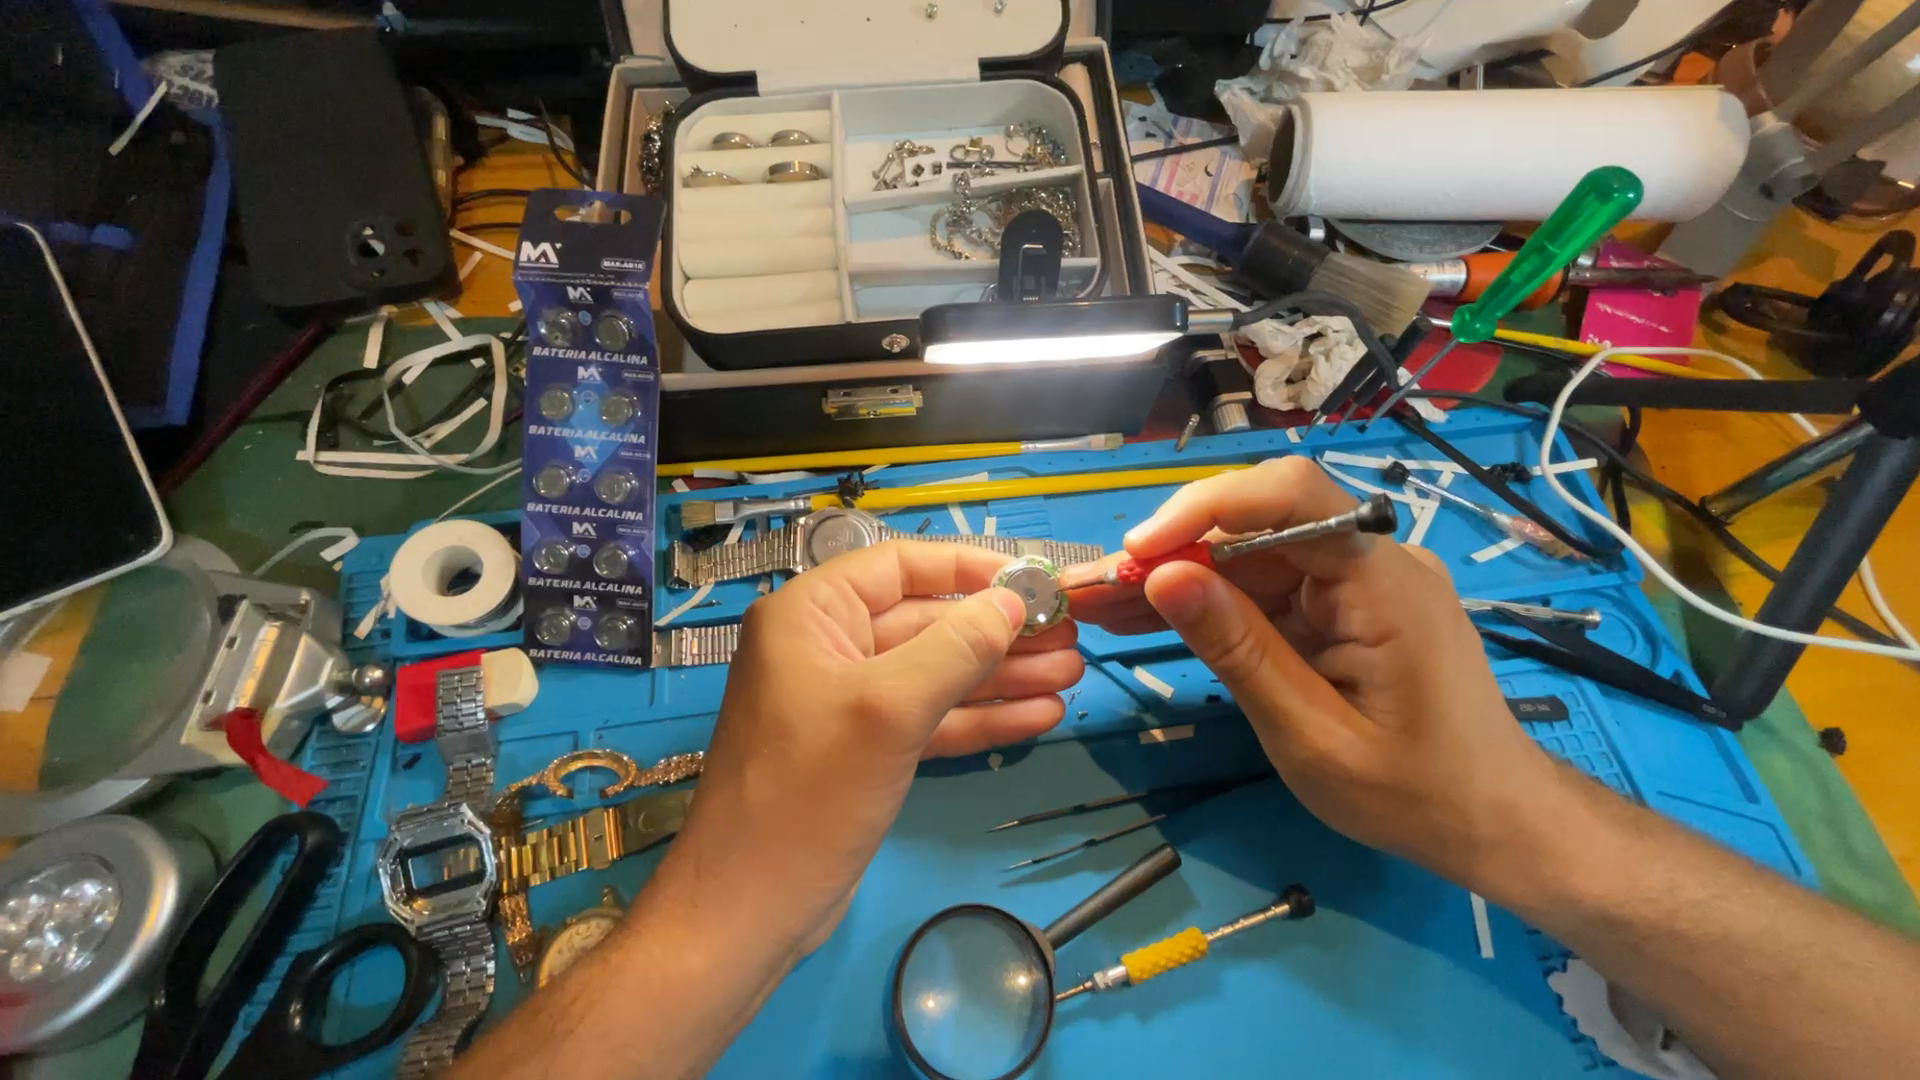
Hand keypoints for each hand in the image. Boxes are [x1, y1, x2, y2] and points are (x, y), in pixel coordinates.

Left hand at [655, 541, 1083, 952]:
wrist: (751, 910)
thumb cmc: (810, 791)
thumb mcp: (888, 709)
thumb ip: (955, 648)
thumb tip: (1011, 601)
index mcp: (813, 614)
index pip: (900, 566)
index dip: (969, 568)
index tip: (1031, 581)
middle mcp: (831, 647)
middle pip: (928, 622)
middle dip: (998, 632)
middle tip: (1068, 636)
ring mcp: (852, 702)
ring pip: (937, 673)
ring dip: (1002, 675)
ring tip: (1071, 674)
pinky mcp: (871, 749)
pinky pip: (933, 718)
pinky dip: (982, 717)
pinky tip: (1041, 715)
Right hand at [1070, 458, 1569, 894]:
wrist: (1494, 824)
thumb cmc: (1412, 792)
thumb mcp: (1310, 733)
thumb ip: (1238, 650)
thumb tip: (1164, 577)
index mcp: (1381, 580)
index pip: (1289, 497)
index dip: (1204, 508)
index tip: (1138, 551)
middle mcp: (1370, 560)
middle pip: (1254, 526)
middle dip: (1168, 553)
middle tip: (1093, 588)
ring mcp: (1353, 581)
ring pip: (1245, 557)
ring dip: (1172, 580)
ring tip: (1099, 606)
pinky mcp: (1337, 606)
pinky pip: (1260, 589)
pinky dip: (1204, 605)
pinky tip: (1145, 618)